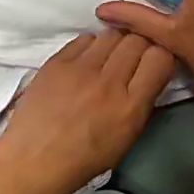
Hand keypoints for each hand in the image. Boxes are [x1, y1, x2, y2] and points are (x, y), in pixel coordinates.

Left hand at [0, 29, 176, 193]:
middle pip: (137, 40)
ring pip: (111, 34)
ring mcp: (80, 68)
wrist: (33, 159)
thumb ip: (141, 103)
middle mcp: (108, 82)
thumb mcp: (126, 138)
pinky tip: (85, 61)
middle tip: (132, 58)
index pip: (160, 58)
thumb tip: (149, 77)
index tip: (154, 62)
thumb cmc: (82, 159)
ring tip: (108, 58)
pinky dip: (90, 46)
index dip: (160, 56)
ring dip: (115, 43)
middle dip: (140, 46)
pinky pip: (83, 39)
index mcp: (130, 107)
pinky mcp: (56, 61)